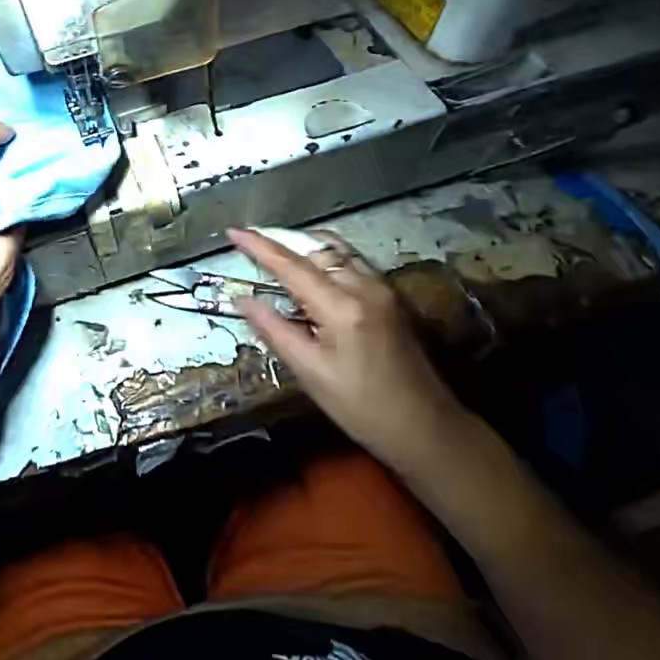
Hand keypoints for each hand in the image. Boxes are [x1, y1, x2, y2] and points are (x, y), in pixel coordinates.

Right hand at [229, 227, 468, 475]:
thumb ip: (275, 330)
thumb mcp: (311, 374)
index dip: (259, 246)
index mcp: (342, 307)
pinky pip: (350, 261)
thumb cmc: (362, 408)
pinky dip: (324, 256)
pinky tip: (309, 269)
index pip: (292, 265)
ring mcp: (381, 287)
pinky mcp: (389, 295)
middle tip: (249, 241)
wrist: (426, 427)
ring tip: (273, 248)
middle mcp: (364, 285)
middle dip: (280, 240)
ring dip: (303, 245)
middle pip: (315, 248)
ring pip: (335, 250)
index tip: (233, 232)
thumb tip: (243, 300)